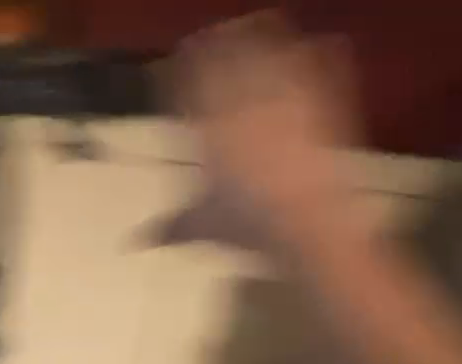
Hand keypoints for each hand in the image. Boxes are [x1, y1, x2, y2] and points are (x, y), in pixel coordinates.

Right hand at [167, 12, 363, 247]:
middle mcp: (244, 107)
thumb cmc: (246, 223)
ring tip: (253, 23)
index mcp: (209, 132)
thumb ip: (171, 226)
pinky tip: (316, 41)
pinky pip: (320, 62)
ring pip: (270, 51)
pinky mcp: (324, 100)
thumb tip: (137, 241)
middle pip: (227, 59)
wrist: (305, 219)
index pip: (188, 88)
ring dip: (260, 35)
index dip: (178, 71)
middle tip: (209, 36)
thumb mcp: (200, 225)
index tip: (172, 61)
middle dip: (216, 44)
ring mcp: (285, 99)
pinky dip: (315, 50)